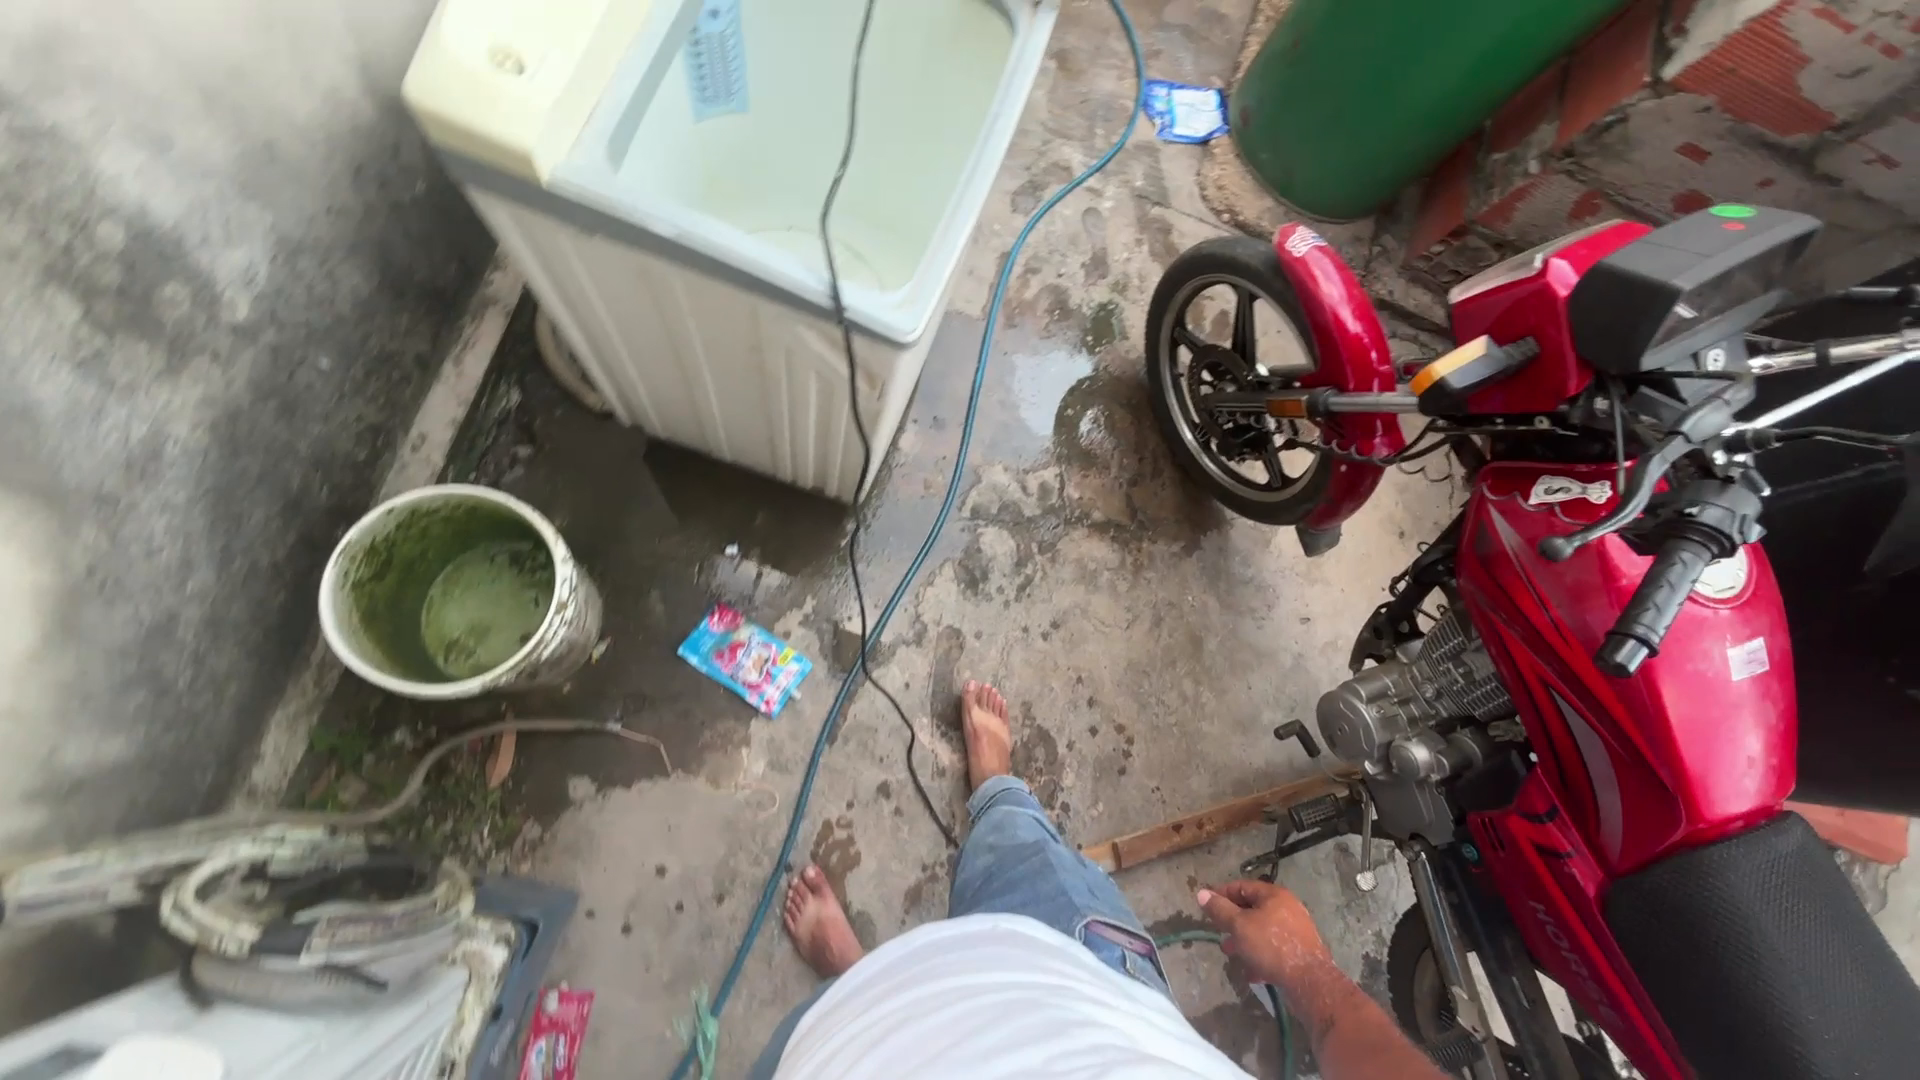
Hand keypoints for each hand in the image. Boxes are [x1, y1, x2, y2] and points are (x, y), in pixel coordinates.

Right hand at [1197, 879, 1334, 988]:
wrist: (1310, 982)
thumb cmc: (1271, 946)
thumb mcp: (1239, 925)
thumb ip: (1220, 909)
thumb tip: (1202, 893)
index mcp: (1274, 896)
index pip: (1242, 886)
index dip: (1222, 893)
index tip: (1207, 905)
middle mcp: (1287, 909)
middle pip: (1253, 909)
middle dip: (1233, 921)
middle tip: (1219, 931)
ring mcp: (1296, 931)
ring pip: (1262, 931)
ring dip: (1245, 940)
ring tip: (1231, 953)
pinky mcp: (1301, 953)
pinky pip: (1274, 949)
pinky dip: (1260, 956)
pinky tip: (1251, 972)